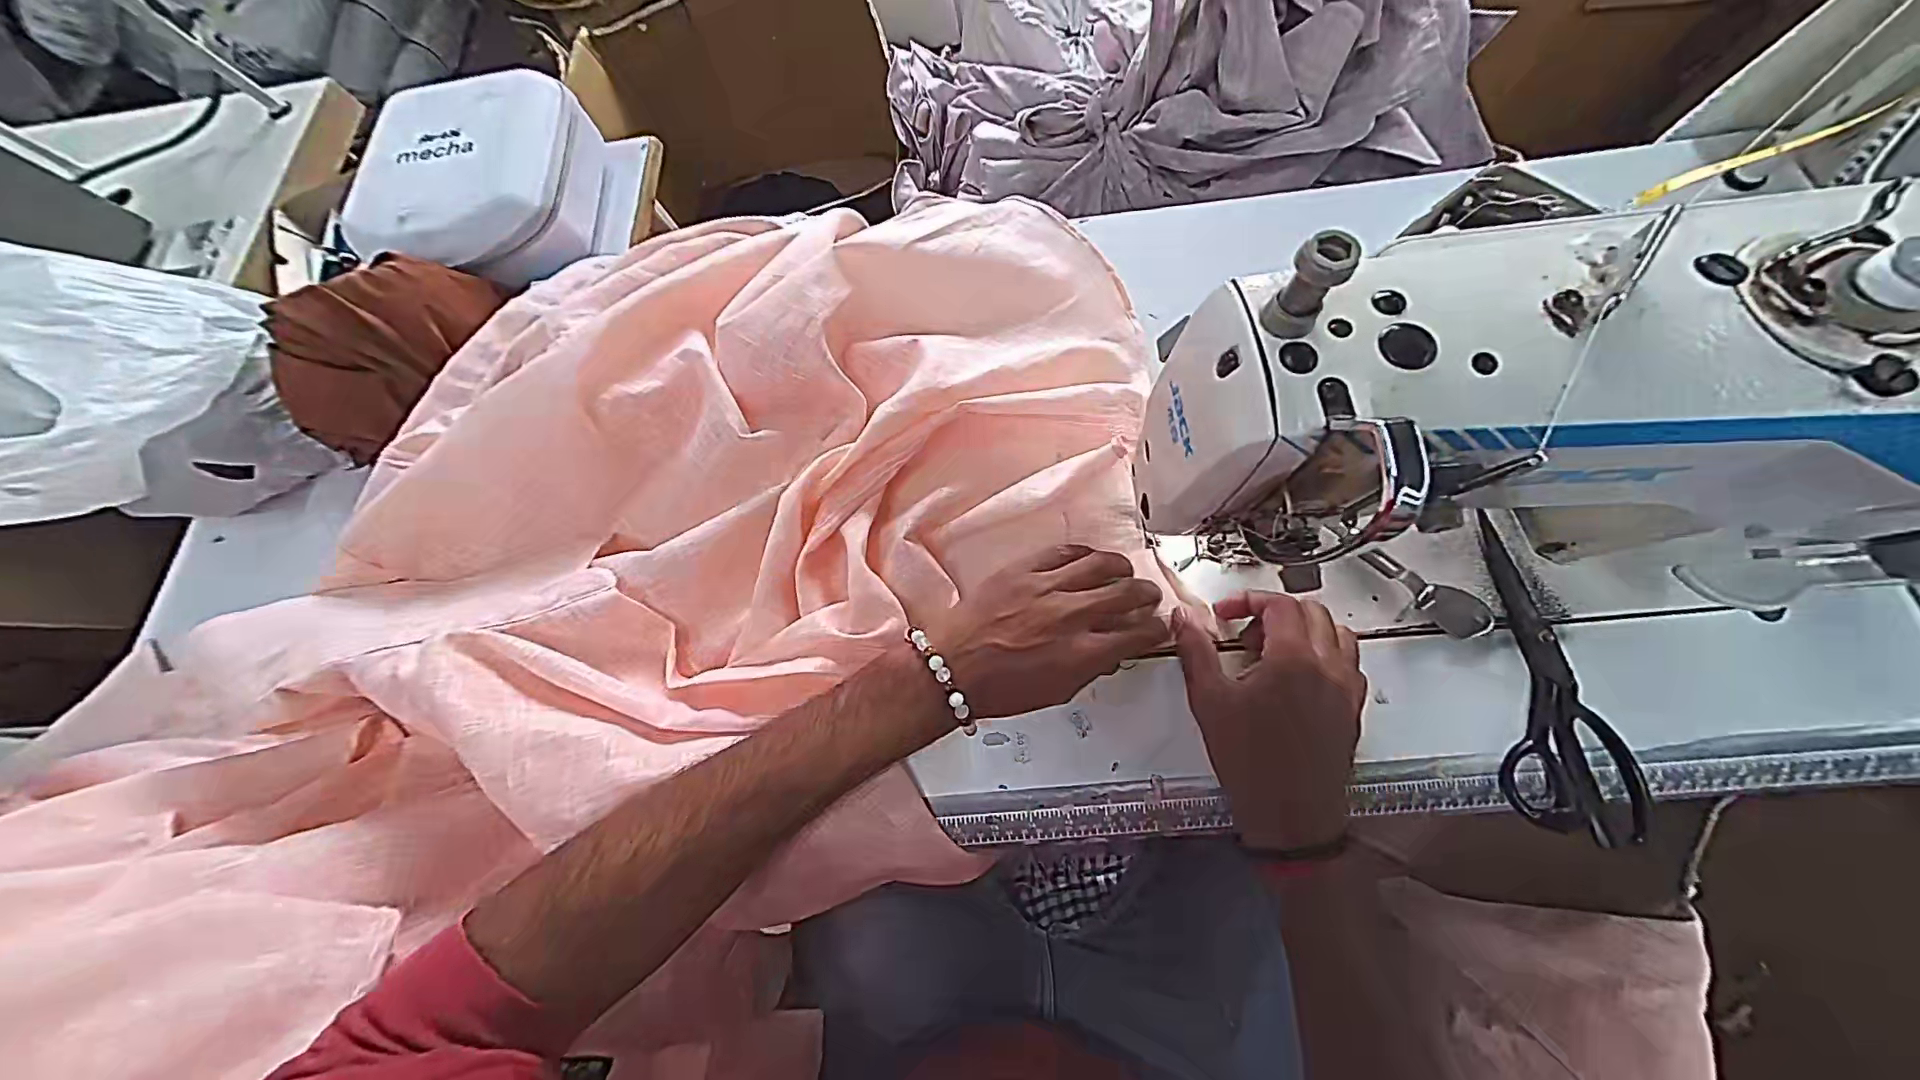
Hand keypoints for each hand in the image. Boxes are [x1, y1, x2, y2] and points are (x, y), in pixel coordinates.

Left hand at [922, 545, 1164, 718]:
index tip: (1156, 626)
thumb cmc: (998, 687)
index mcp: (1081, 653)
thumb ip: (1091, 668)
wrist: (952, 667)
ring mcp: (1045, 588)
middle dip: (1146, 595)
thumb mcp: (1057, 691)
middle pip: (1127, 593)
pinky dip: (1084, 555)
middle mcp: (1069, 616)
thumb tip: (1112, 651)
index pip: (1138, 633)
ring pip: (1102, 564)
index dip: (1155, 629)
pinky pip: (1065, 552)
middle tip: (1147, 597)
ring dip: (1121, 569)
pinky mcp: (1023, 570)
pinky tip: (1089, 560)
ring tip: (1124, 573)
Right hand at [1171, 591, 1365, 851]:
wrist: (1291, 815)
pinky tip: (1298, 673)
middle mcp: (1328, 668)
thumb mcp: (1208, 700)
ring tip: (1272, 648)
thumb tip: (1184, 620)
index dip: (1248, 601)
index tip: (1227, 613)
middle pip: (1311, 611)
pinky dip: (1325, 653)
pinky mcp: (1352, 708)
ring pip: (1336, 633)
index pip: (1279, 605)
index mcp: (1293, 660)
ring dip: (1304, 628)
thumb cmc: (1252, 763)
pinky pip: (1348, 662)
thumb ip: (1195, 650)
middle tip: (1245, 631)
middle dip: (1274, 611)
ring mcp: (1346, 689)